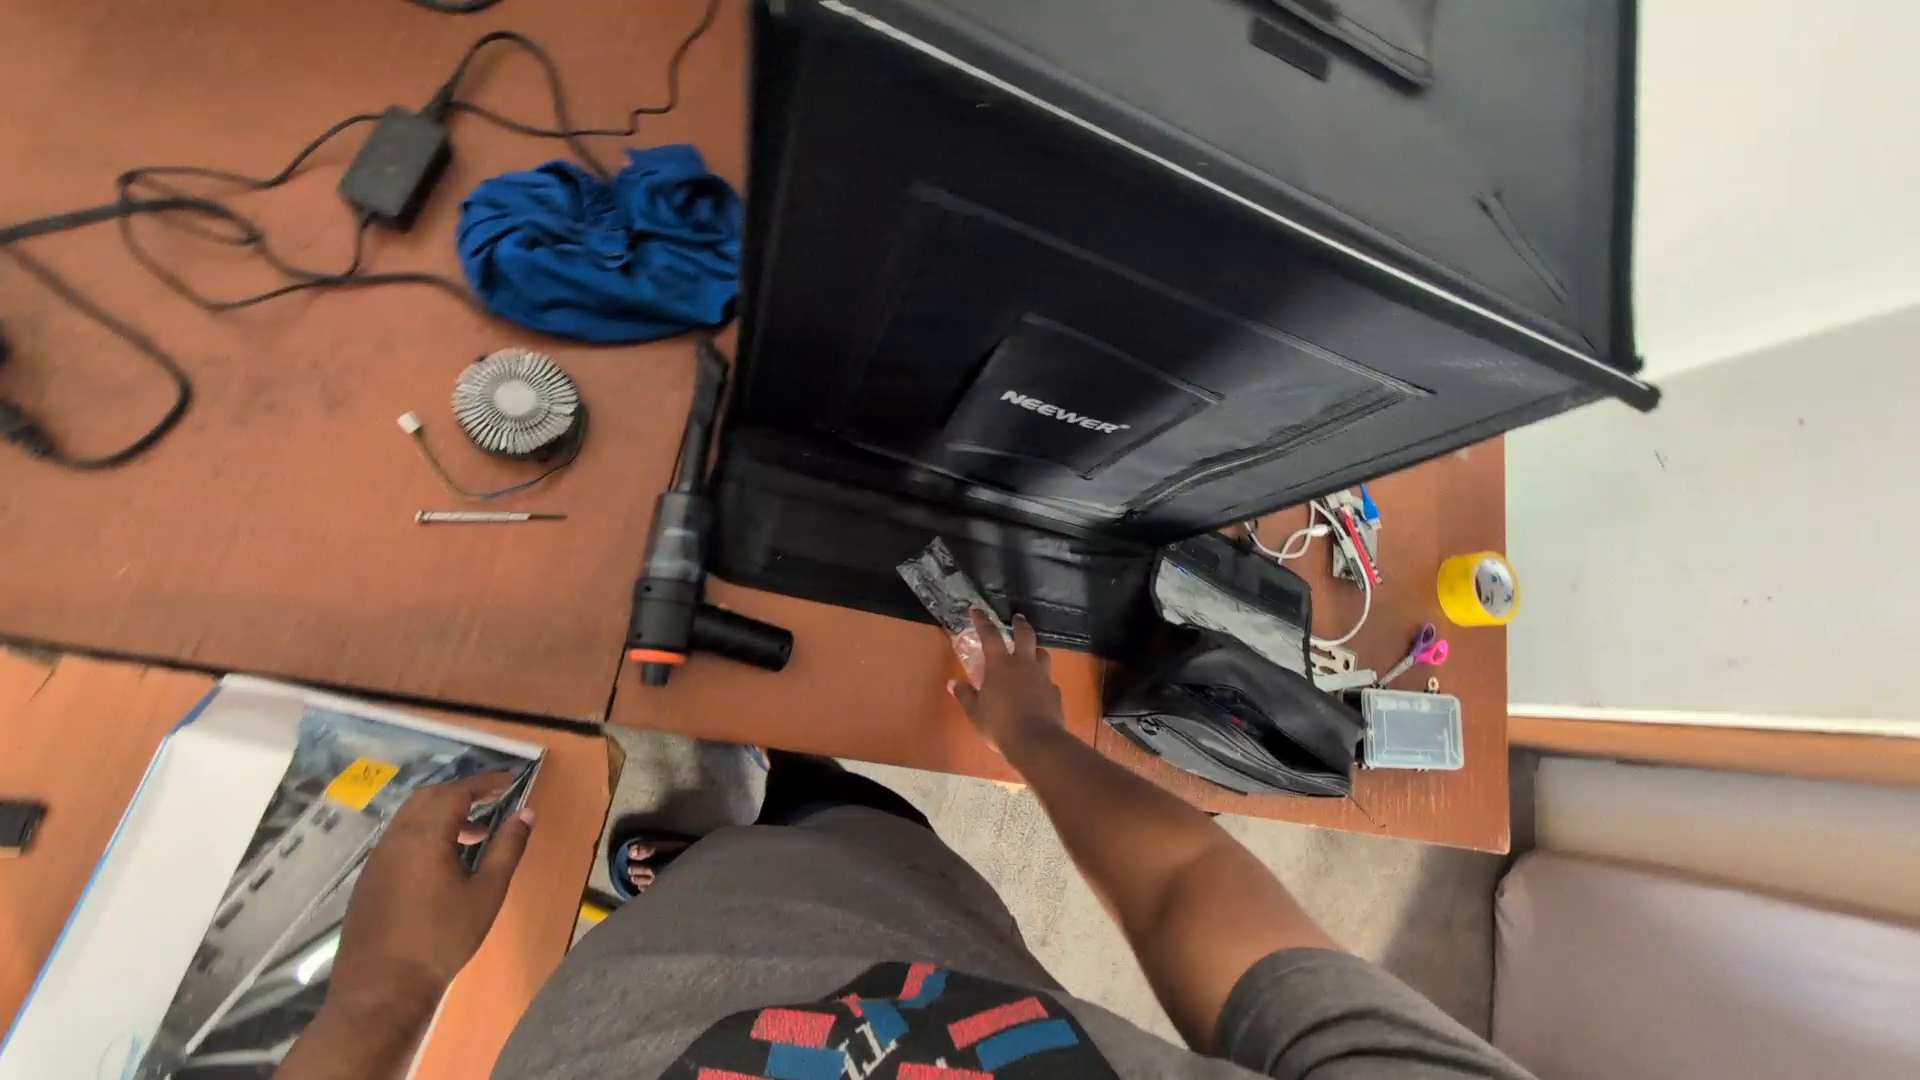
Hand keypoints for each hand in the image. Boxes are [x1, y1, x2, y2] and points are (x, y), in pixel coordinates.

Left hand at [328, 772, 534, 1014]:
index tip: (511, 780)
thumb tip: (527, 813)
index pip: (456, 792)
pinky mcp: (370, 881)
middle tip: (494, 797)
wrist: (380, 992)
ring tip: (476, 832)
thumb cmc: (442, 939)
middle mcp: (396, 841)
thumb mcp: (487, 892)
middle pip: (429, 797)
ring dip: (444, 812)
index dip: (485, 782)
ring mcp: (378, 861)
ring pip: (411, 817)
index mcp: (424, 838)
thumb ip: (508, 847)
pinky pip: (400, 838)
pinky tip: (446, 858)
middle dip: (463, 791)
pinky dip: (426, 831)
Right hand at [948, 608, 1065, 757]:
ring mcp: (1042, 677)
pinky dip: (1043, 680)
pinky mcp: (1055, 692)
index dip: (982, 621)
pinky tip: (1040, 689)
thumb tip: (952, 683)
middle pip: (1025, 635)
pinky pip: (1049, 680)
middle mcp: (1023, 664)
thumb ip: (965, 695)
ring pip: (1042, 654)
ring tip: (1032, 652)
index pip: (990, 635)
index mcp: (1000, 665)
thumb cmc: (999, 725)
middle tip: (1018, 618)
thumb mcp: (975, 712)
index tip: (977, 609)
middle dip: (1020, 624)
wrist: (1036, 741)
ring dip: (1036, 650)